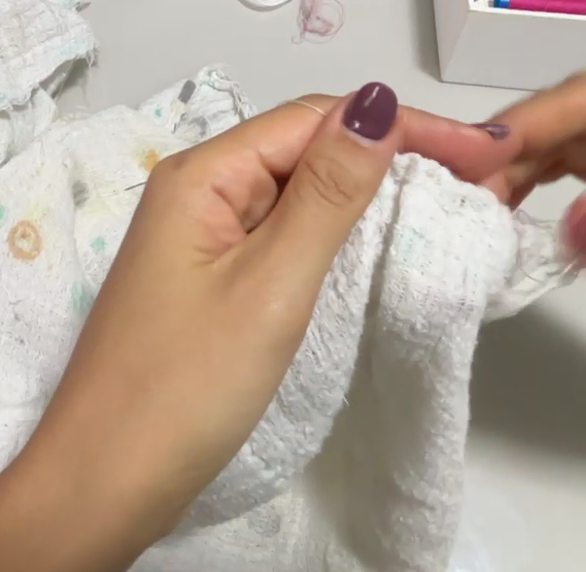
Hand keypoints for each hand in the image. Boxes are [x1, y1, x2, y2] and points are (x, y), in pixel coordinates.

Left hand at [0, 82, 507, 571]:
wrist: (103, 483)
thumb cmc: (185, 384)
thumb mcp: (271, 285)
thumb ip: (327, 193)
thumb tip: (376, 103)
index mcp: (203, 173)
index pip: (313, 120)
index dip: (398, 123)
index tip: (481, 149)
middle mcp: (199, 187)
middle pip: (304, 147)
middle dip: (389, 151)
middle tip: (477, 174)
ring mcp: (203, 233)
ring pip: (295, 189)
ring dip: (366, 189)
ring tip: (443, 197)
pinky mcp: (211, 273)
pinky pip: (280, 230)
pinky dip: (333, 228)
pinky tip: (374, 238)